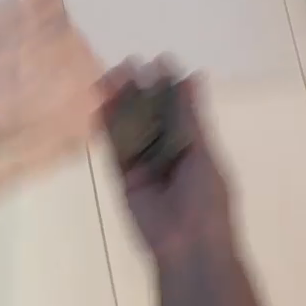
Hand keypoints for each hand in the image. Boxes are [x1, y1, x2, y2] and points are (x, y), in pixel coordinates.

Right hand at [104, 57, 234, 265]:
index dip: (167, 84)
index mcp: (192, 143)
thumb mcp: (202, 153)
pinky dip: (105, 125)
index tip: (157, 60)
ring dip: (120, 101)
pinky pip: (114, 146)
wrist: (188, 246)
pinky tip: (99, 103)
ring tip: (109, 76)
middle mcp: (167, 149)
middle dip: (139, 88)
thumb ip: (191, 117)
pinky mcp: (124, 175)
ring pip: (129, 125)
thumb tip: (193, 75)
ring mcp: (144, 162)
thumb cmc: (207, 199)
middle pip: (149, 112)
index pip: (177, 106)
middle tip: (127, 64)